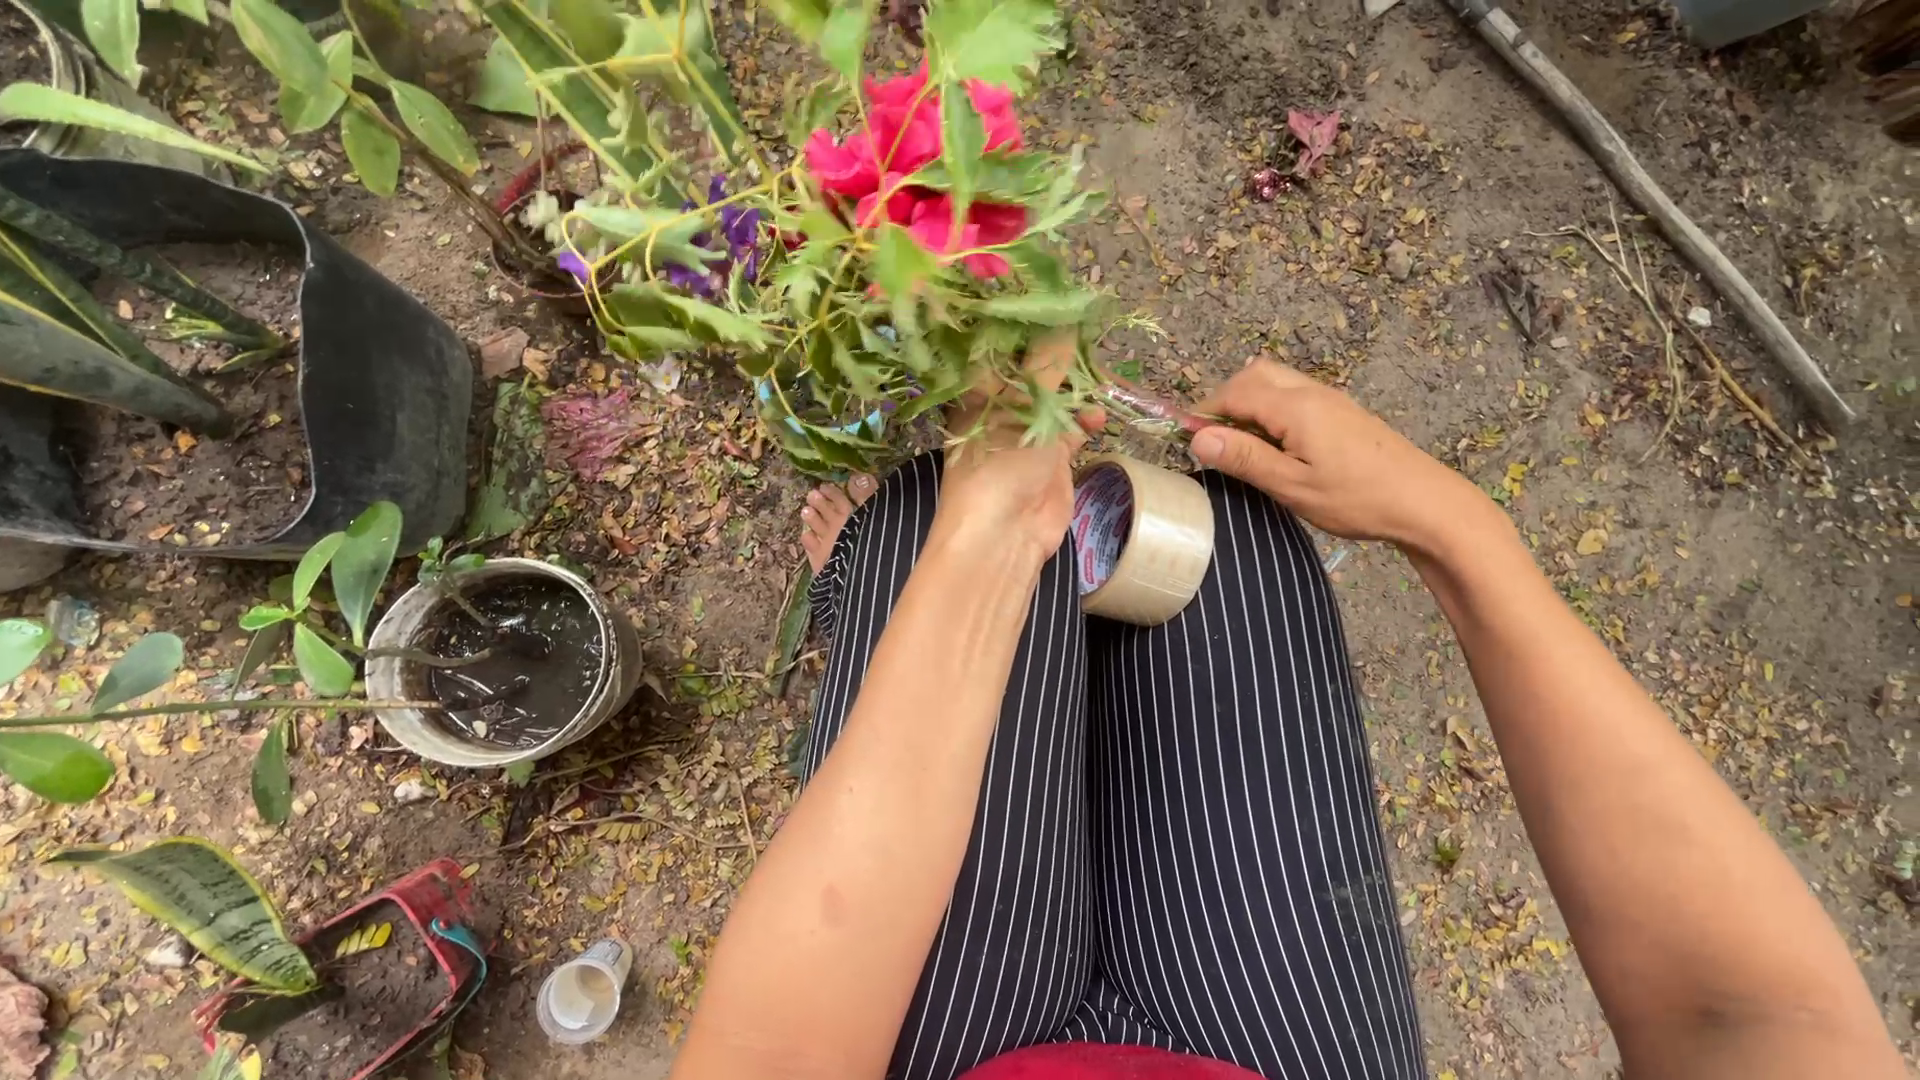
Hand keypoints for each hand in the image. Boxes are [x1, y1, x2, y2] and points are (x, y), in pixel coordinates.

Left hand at [934, 331, 1097, 563]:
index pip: (1001, 347)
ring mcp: (1026, 433)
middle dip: (1061, 356)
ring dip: (1078, 389)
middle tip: (1089, 332)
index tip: (1056, 301)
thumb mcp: (1023, 407)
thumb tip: (1068, 315)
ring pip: (1056, 398)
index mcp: (977, 391)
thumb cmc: (999, 462)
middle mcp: (1000, 408)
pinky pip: (1072, 428)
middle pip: (1033, 371)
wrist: (1005, 533)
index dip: (1026, 326)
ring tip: (1101, 376)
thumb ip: (1048, 363)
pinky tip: (1099, 417)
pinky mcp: (1051, 457)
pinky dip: (1086, 420)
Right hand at [1188, 358, 1496, 555]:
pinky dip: (1269, 407)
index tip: (1187, 442)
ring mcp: (1330, 399)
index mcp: (1296, 408)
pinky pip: (1293, 393)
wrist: (1425, 503)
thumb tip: (1198, 440)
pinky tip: (1271, 441)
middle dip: (1224, 399)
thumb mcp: (1292, 486)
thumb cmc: (1356, 499)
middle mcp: (1312, 393)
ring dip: (1247, 401)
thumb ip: (1245, 459)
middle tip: (1211, 438)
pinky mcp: (1341, 412)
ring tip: (1238, 441)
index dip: (1204, 413)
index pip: (1234, 393)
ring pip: (1275, 380)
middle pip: (1254, 375)